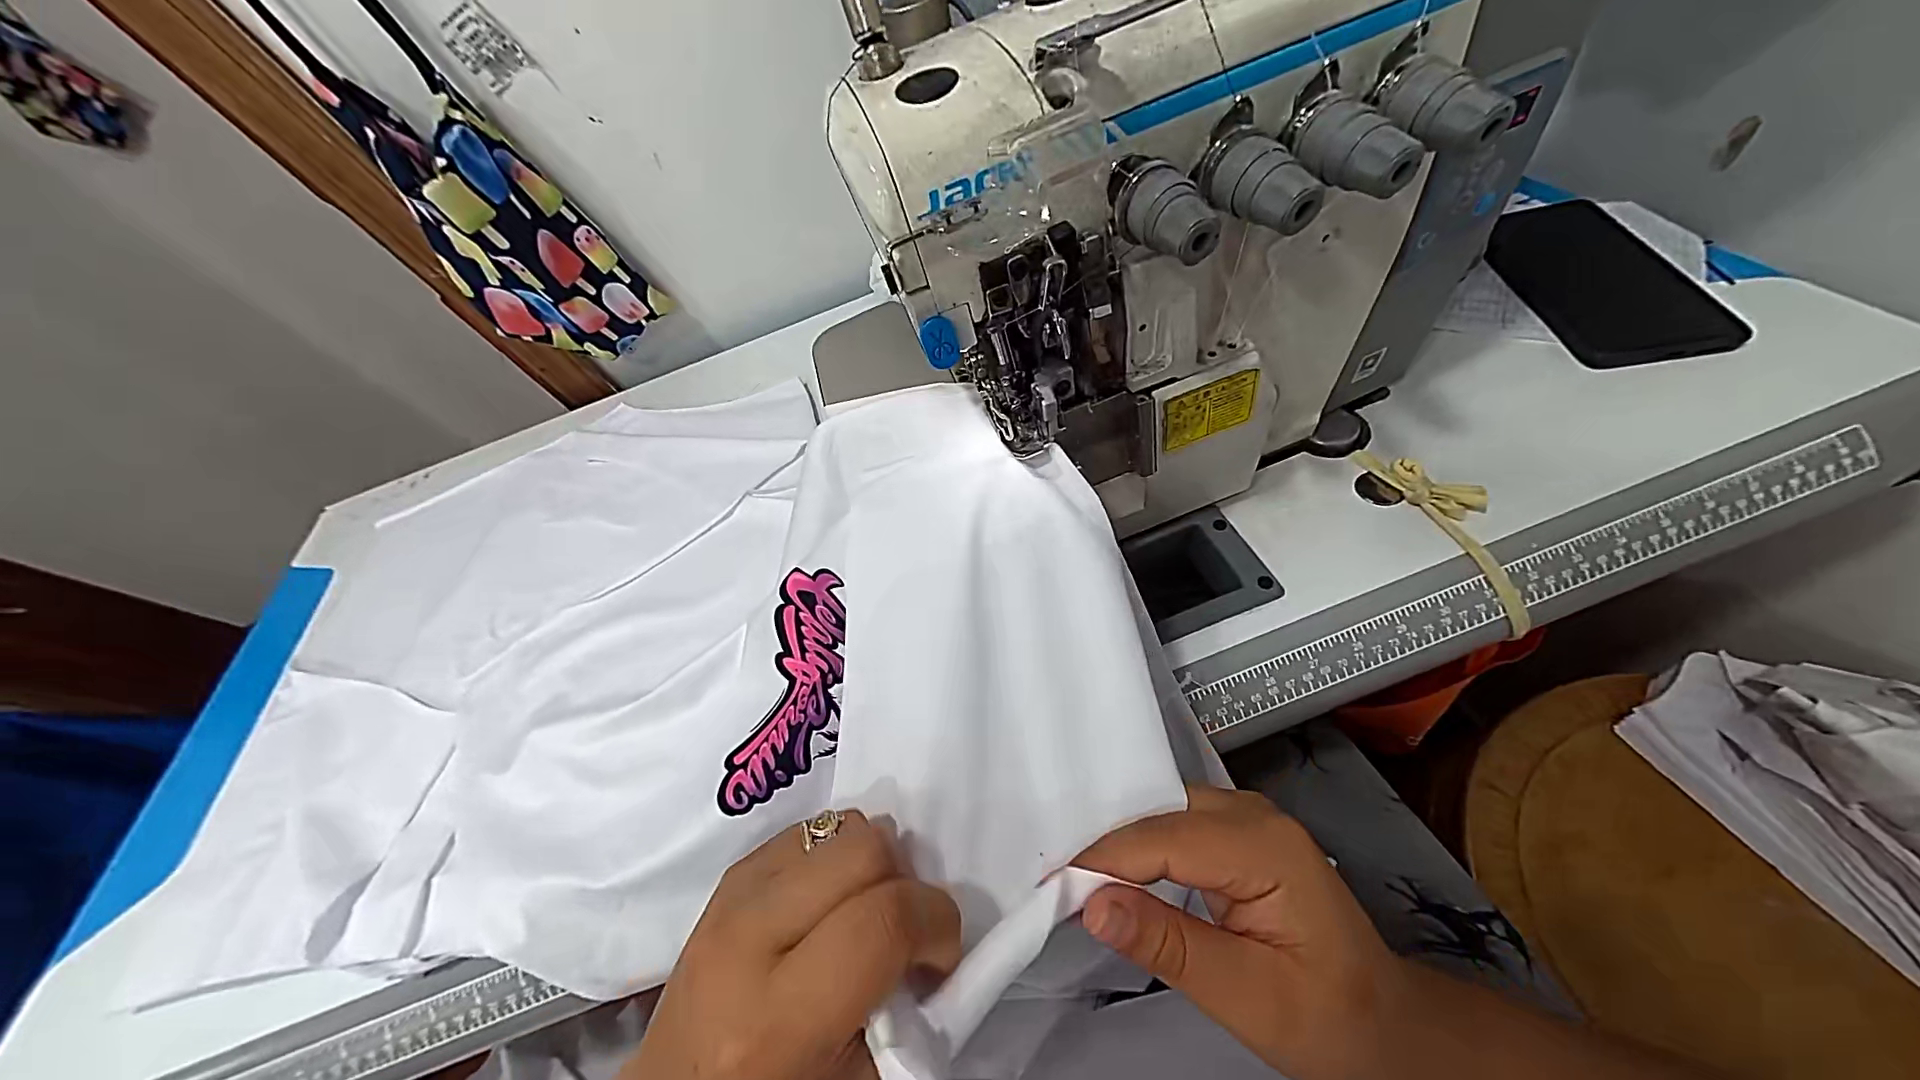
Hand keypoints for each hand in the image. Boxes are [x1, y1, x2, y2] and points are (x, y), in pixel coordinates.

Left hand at [623, 811, 962, 1079]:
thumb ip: (904, 1005)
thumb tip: (933, 936)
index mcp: (776, 1020)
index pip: (883, 919)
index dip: (936, 922)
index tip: (940, 957)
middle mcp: (746, 941)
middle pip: (863, 849)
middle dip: (906, 883)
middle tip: (906, 932)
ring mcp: (730, 899)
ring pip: (839, 824)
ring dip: (872, 862)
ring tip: (868, 912)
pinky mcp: (727, 877)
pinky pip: (808, 829)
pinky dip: (837, 854)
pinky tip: (832, 901)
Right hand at [1072, 787, 1406, 1079]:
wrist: (1385, 1022)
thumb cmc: (1329, 1018)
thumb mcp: (1248, 997)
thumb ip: (1168, 945)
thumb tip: (1093, 906)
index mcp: (1264, 847)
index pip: (1161, 838)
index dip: (1101, 859)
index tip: (1050, 886)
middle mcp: (1252, 814)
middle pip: (1156, 816)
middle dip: (1103, 849)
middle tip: (1054, 885)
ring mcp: (1244, 815)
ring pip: (1158, 814)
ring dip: (1116, 847)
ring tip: (1074, 881)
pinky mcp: (1234, 829)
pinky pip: (1171, 824)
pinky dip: (1138, 848)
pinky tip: (1115, 873)